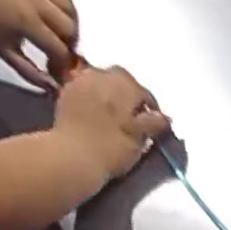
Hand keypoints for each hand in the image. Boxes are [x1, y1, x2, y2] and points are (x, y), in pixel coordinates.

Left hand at [0, 0, 78, 89]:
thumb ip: (28, 70)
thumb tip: (51, 87)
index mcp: (29, 22)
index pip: (62, 51)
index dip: (63, 64)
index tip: (57, 67)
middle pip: (71, 28)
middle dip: (70, 42)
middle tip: (61, 48)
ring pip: (68, 4)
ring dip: (69, 20)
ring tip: (60, 27)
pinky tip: (49, 2)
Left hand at [53, 66, 168, 180]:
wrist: (74, 155)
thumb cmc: (112, 147)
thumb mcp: (140, 138)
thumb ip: (154, 124)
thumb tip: (165, 117)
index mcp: (124, 83)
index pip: (144, 92)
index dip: (151, 108)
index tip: (154, 123)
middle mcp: (102, 74)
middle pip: (120, 80)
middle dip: (128, 95)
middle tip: (132, 117)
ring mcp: (81, 81)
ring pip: (101, 81)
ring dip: (110, 94)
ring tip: (114, 115)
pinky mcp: (66, 92)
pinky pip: (85, 88)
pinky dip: (93, 98)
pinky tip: (95, 114)